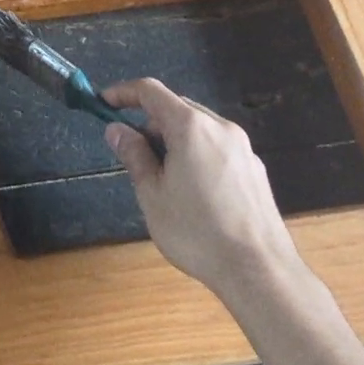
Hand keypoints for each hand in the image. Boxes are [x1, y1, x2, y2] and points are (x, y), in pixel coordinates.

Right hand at [102, 77, 300, 303]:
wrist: (260, 272)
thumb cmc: (197, 232)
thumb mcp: (153, 195)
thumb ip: (134, 155)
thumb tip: (117, 130)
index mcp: (191, 127)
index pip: (150, 91)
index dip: (123, 92)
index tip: (103, 103)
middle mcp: (220, 128)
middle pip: (176, 108)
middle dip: (149, 122)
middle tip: (134, 154)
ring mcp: (243, 148)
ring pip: (198, 128)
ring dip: (174, 139)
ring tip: (165, 179)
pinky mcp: (255, 169)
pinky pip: (217, 146)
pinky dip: (197, 153)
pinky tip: (195, 192)